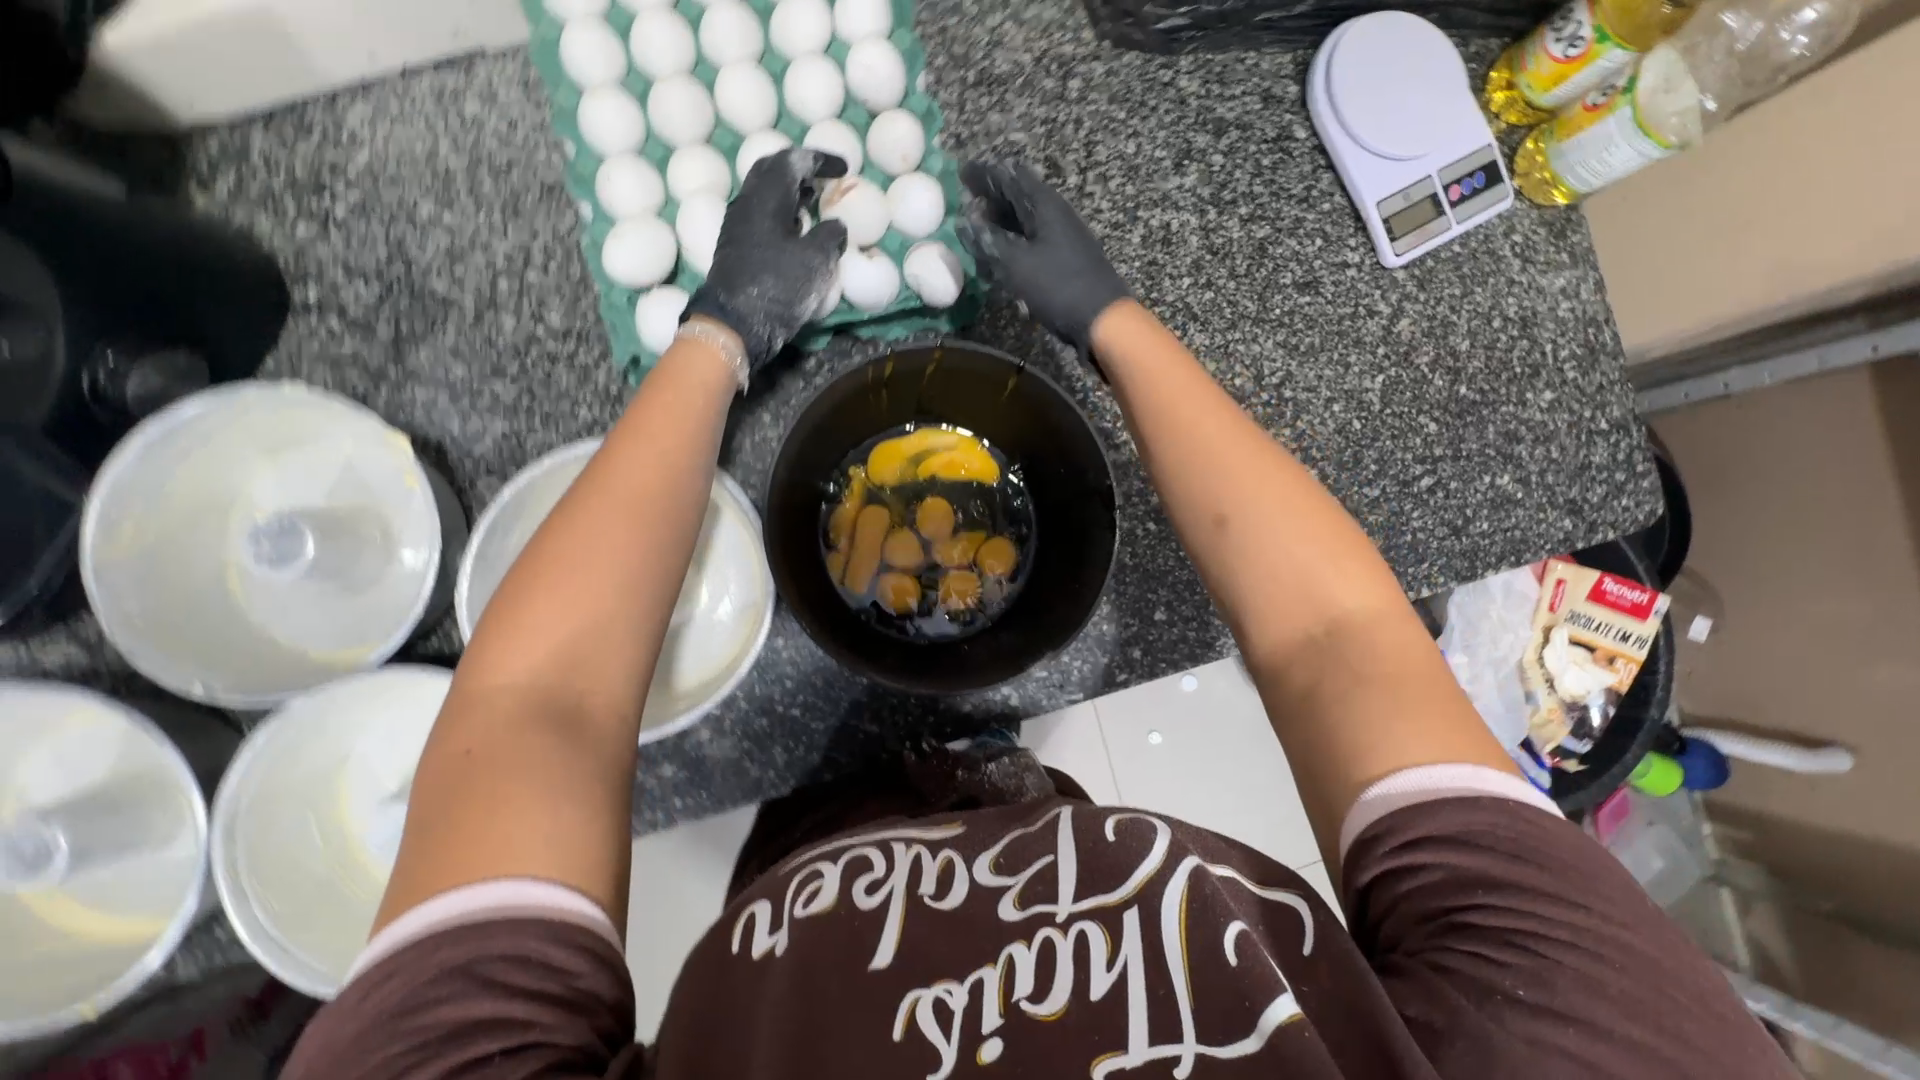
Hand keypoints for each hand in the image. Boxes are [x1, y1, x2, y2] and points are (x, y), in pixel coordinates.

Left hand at [685, 149, 849, 370]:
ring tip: (813, 203)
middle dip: (799, 169)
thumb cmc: (778, 286)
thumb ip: (830, 236)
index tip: (843, 168)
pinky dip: (782, 213)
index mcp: (766, 197)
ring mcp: (737, 224)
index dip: (820, 160)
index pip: (792, 160)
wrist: (735, 323)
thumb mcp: (816, 261)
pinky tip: (796, 230)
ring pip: (764, 193)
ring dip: (789, 192)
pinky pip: (761, 215)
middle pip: (772, 170)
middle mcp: (747, 202)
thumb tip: (835, 225)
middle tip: (822, 179)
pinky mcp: (735, 245)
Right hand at [957, 160, 1130, 351]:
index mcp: (1044, 205)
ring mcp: (1062, 236)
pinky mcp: (1065, 258)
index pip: (1009, 176)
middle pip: (1019, 195)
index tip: (961, 173)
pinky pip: (1032, 240)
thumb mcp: (1016, 264)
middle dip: (991, 195)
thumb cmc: (1059, 286)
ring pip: (1026, 219)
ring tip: (979, 225)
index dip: (984, 173)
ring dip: (1002, 220)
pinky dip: (1014, 240)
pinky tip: (1001, 253)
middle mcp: (1055, 213)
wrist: (1102, 319)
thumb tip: (965, 222)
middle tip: (966, 200)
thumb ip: (988, 241)